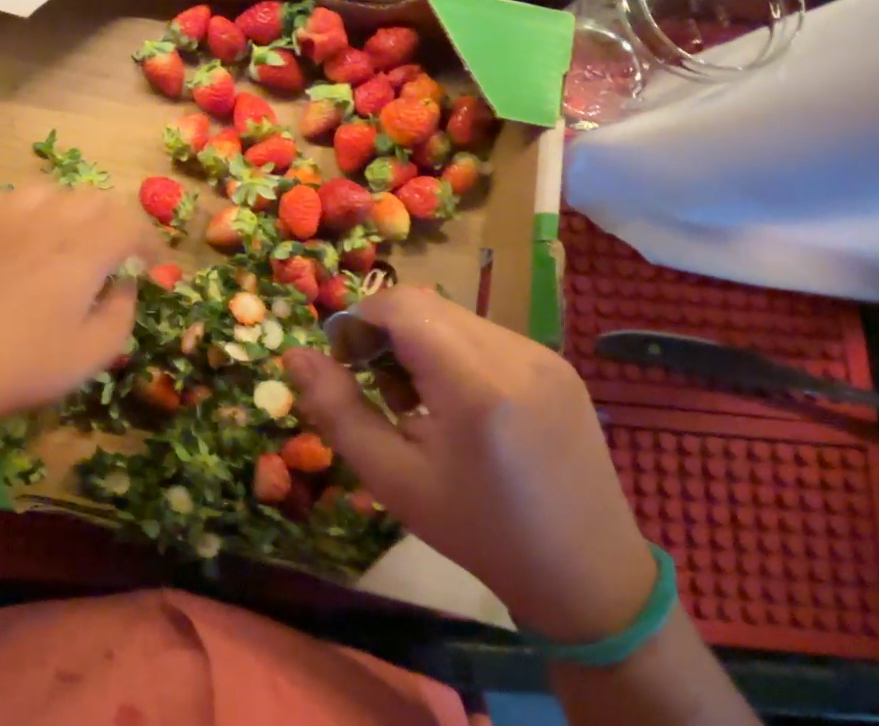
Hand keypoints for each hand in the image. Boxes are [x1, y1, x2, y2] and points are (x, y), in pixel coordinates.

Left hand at [0, 187, 146, 434]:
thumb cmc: (19, 367)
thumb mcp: (90, 357)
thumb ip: (121, 315)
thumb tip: (124, 286)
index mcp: (83, 251)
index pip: (129, 224)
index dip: (147, 241)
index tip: (148, 264)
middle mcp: (46, 221)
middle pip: (93, 199)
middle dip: (112, 222)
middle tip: (112, 254)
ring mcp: (1, 217)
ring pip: (50, 191)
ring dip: (69, 210)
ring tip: (66, 239)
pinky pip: (7, 198)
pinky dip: (27, 210)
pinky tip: (20, 235)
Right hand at [282, 288, 656, 644]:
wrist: (586, 574)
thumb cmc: (476, 530)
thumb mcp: (391, 478)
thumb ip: (337, 410)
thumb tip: (293, 354)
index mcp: (476, 386)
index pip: (401, 306)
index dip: (357, 321)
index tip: (342, 363)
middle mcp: (516, 354)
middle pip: (425, 304)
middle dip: (383, 330)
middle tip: (373, 385)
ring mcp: (545, 355)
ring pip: (453, 316)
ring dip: (416, 340)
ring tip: (413, 400)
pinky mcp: (558, 365)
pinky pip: (484, 334)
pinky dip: (451, 351)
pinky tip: (454, 404)